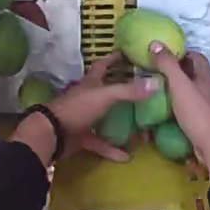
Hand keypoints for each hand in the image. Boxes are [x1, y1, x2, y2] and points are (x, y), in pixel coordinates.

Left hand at [11, 55, 157, 164]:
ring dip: (120, 120)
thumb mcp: (106, 95)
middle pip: (107, 90)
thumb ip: (129, 90)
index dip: (114, 58)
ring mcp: (84, 118)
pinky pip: (100, 143)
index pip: (103, 65)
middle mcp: (88, 97)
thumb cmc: (78, 108)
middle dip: (122, 88)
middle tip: (143, 88)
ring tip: (140, 123)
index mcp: (91, 83)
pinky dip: (112, 149)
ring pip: (105, 117)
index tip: (127, 53)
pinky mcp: (82, 136)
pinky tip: (127, 156)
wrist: (53, 133)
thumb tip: (157, 82)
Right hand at [150, 43, 209, 174]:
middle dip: (180, 71)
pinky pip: (195, 109)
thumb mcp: (179, 86)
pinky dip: (183, 107)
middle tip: (158, 73)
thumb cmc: (198, 113)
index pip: (197, 57)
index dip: (182, 52)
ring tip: (161, 92)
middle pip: (196, 74)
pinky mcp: (209, 123)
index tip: (164, 55)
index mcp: (207, 77)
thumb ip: (168, 65)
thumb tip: (156, 43)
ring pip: (196, 92)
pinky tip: (171, 112)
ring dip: (181, 90)